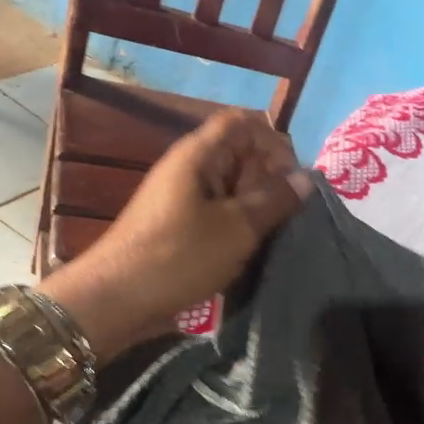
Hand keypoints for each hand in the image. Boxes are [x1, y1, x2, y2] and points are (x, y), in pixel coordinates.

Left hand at [40, 110, 309, 359]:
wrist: (116, 300)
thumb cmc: (179, 256)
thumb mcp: (237, 228)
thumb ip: (275, 200)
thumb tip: (306, 178)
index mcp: (199, 155)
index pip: (243, 123)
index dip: (273, 141)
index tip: (293, 178)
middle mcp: (190, 169)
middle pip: (241, 154)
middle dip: (271, 178)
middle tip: (289, 213)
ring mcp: (183, 199)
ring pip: (233, 187)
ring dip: (258, 206)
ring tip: (276, 233)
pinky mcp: (181, 226)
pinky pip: (221, 213)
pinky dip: (241, 225)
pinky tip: (253, 249)